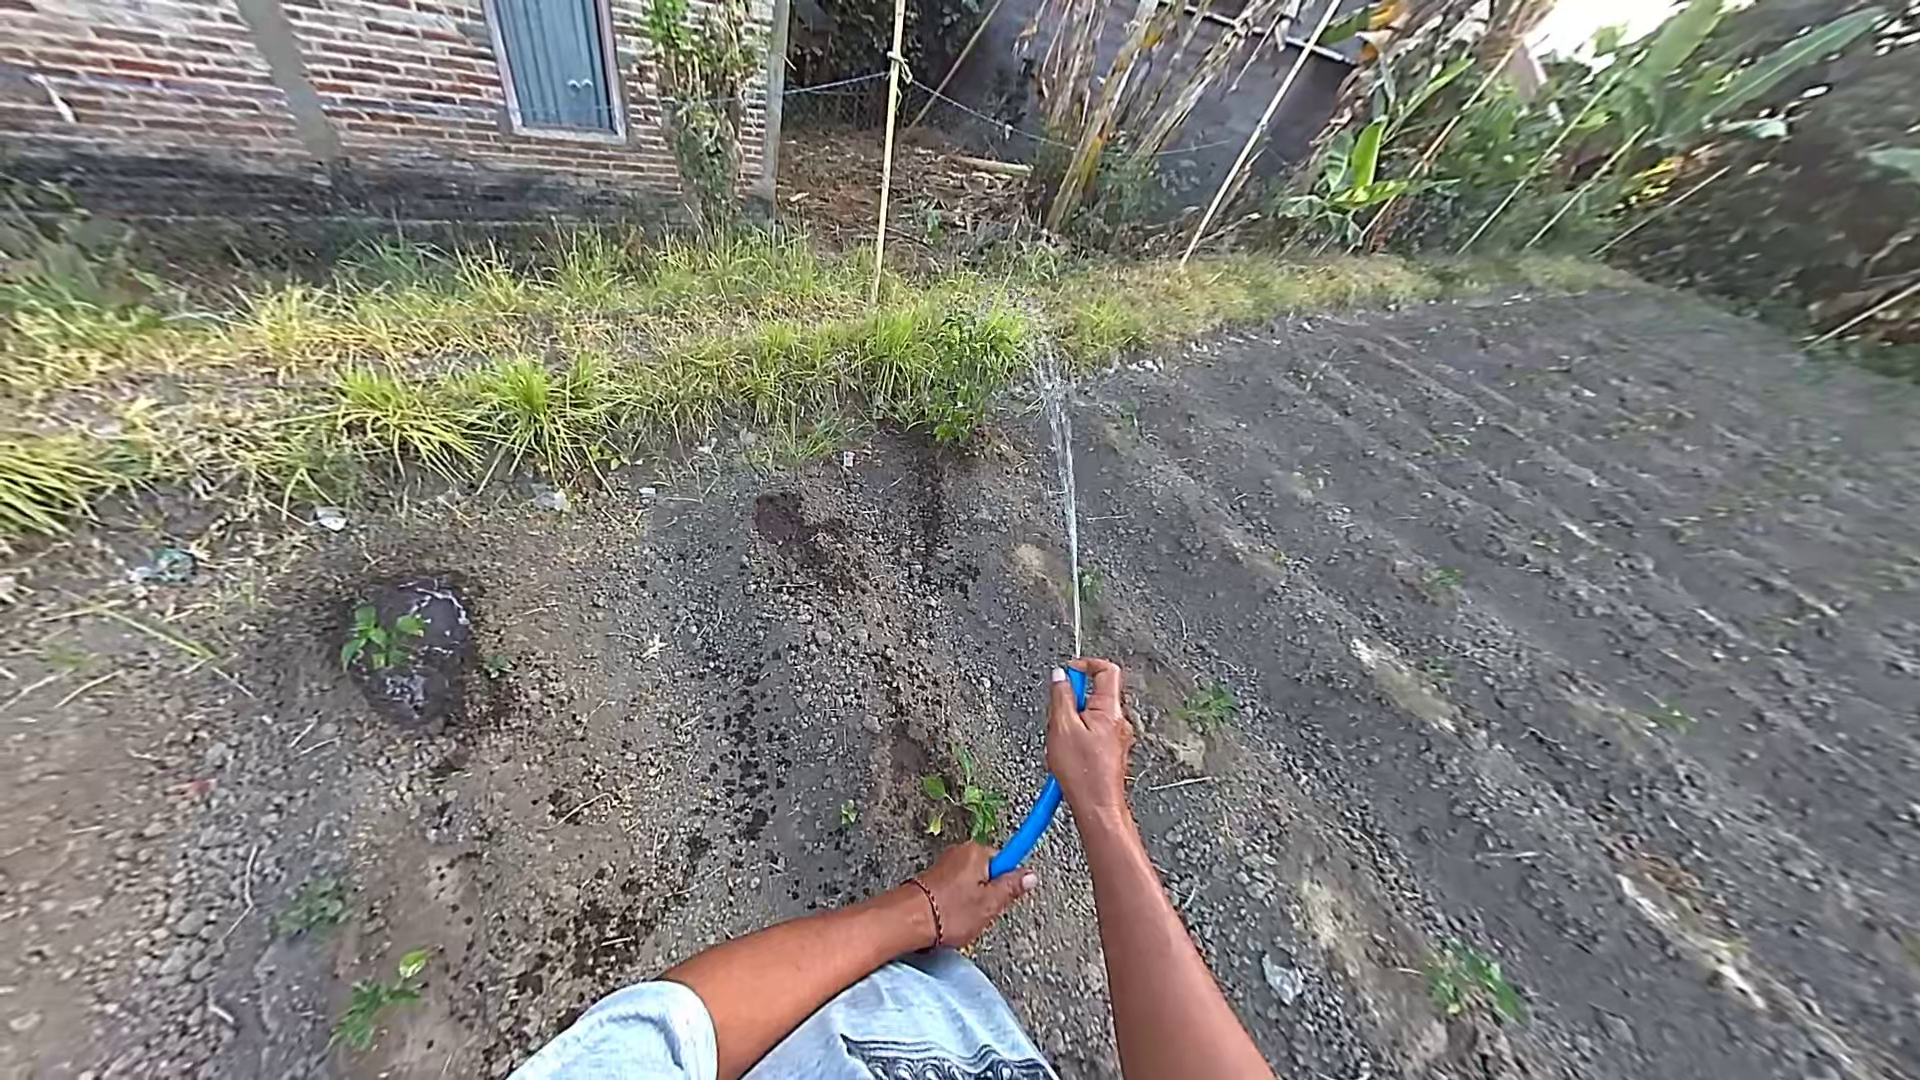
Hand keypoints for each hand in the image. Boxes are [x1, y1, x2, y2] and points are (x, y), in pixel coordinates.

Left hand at [912, 842, 1036, 948]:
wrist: (911, 918)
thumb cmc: (949, 911)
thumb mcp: (989, 904)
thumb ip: (1012, 887)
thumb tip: (1030, 875)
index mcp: (978, 851)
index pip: (1006, 859)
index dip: (1008, 880)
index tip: (1009, 891)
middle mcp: (962, 850)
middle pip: (989, 871)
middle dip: (989, 893)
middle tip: (984, 911)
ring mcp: (948, 861)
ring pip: (973, 881)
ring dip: (973, 899)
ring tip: (965, 917)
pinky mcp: (937, 875)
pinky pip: (958, 885)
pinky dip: (959, 900)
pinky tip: (953, 915)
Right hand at [1046, 659, 1133, 818]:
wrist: (1097, 807)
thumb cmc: (1083, 774)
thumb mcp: (1061, 727)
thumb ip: (1060, 696)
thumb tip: (1059, 675)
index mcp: (1110, 710)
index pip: (1106, 670)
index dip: (1086, 664)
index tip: (1068, 670)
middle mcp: (1118, 720)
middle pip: (1096, 692)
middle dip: (1073, 699)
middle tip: (1061, 714)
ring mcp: (1117, 736)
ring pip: (1092, 712)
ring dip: (1074, 719)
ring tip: (1063, 737)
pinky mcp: (1111, 749)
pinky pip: (1093, 730)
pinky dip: (1079, 733)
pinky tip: (1069, 750)